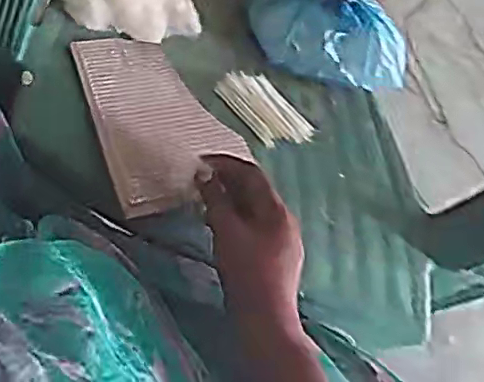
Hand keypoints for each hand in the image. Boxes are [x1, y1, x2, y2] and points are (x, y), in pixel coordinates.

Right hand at [199, 155, 305, 328]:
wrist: (265, 322)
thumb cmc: (246, 270)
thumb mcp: (225, 228)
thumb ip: (215, 196)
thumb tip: (204, 174)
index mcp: (277, 210)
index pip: (251, 173)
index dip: (224, 163)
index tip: (200, 162)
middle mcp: (284, 220)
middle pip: (254, 189)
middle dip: (225, 179)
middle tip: (199, 177)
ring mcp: (282, 240)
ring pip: (252, 207)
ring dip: (228, 197)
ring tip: (204, 197)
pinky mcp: (275, 255)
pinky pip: (254, 223)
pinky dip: (234, 214)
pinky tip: (217, 222)